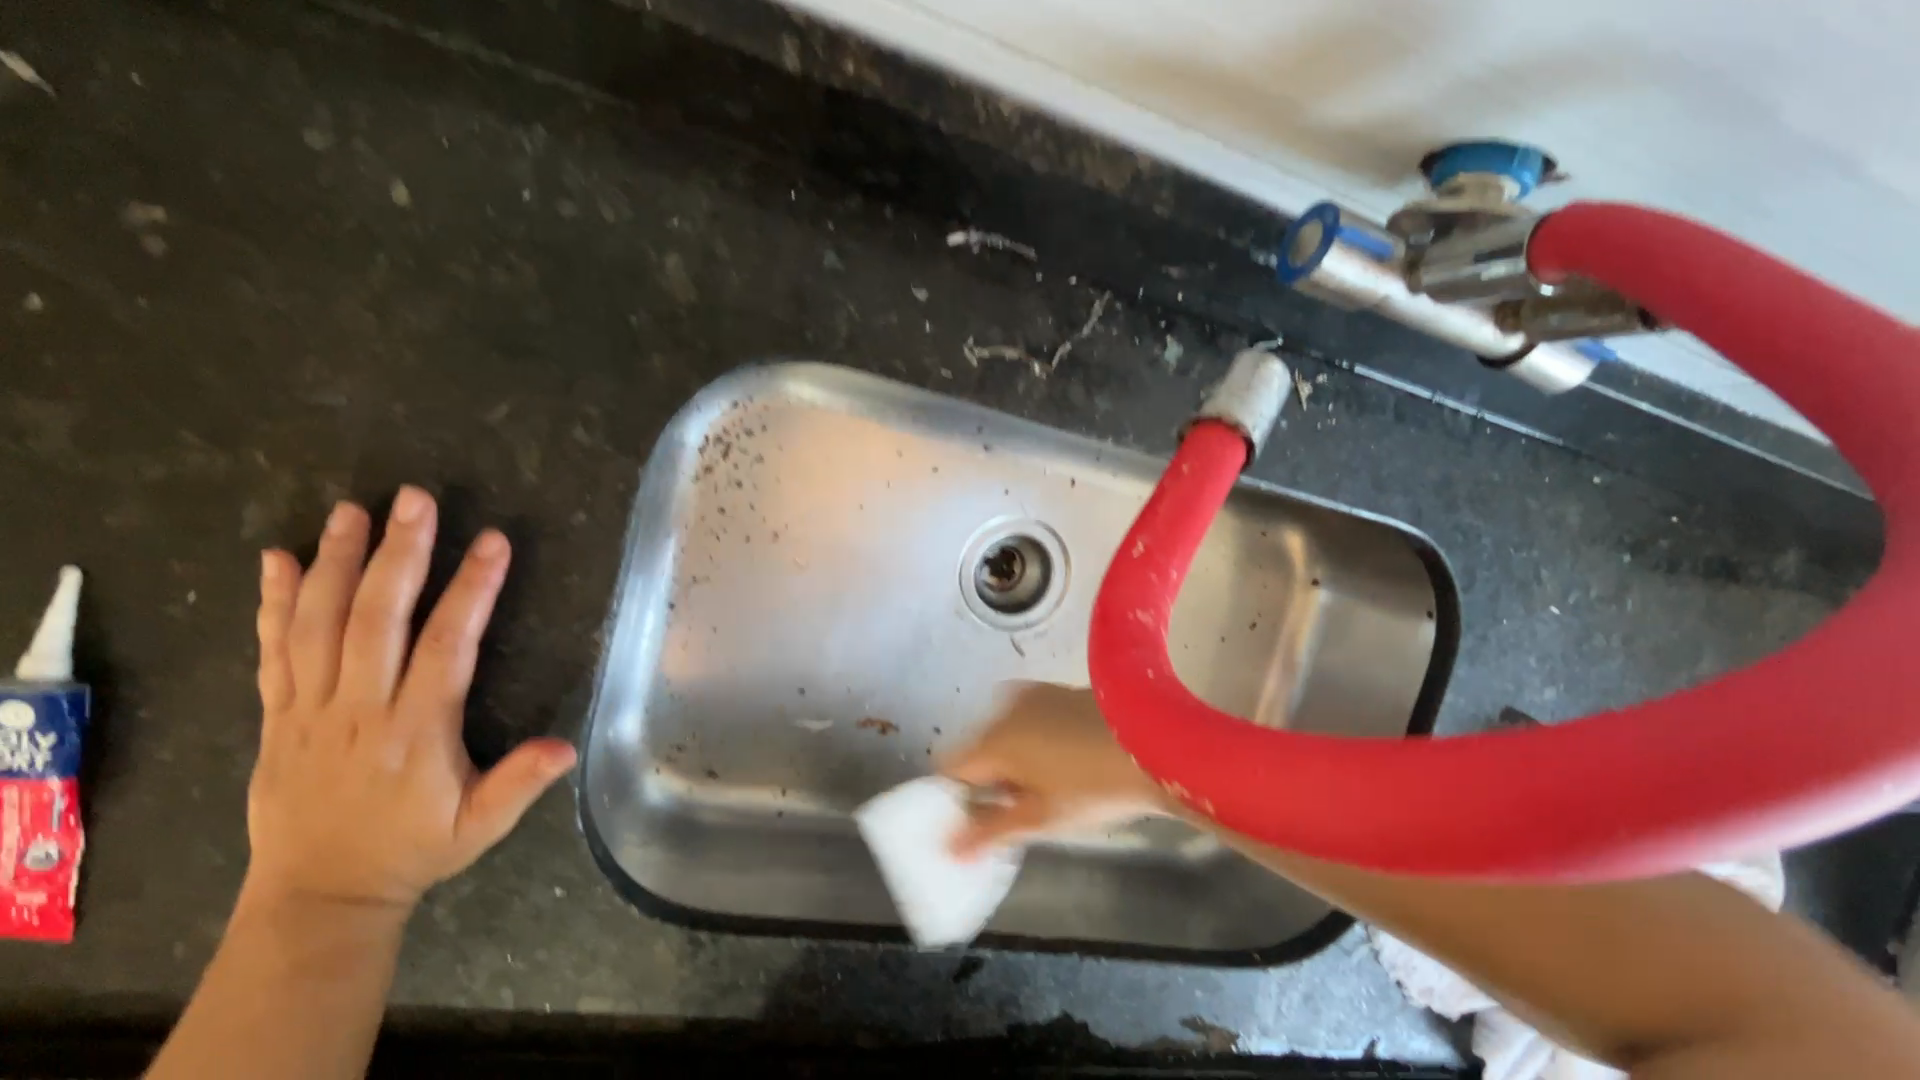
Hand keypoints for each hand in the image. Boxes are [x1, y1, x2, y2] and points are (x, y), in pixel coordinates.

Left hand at [245, 486, 576, 913]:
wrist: (318, 895)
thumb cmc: (412, 852)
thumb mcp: (478, 828)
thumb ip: (519, 784)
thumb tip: (566, 746)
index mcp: (417, 733)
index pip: (448, 648)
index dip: (471, 591)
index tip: (492, 543)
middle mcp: (360, 711)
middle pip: (377, 620)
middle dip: (399, 555)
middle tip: (415, 499)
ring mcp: (311, 711)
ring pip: (318, 625)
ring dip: (335, 563)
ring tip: (351, 511)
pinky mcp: (277, 716)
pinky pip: (271, 652)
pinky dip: (272, 603)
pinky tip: (276, 559)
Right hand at [937, 681, 1169, 857]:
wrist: (1156, 742)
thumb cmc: (1093, 787)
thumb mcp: (1040, 818)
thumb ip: (988, 832)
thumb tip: (949, 849)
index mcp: (992, 738)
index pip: (949, 769)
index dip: (956, 799)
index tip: (975, 823)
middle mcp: (1004, 707)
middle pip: (976, 750)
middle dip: (987, 781)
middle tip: (1018, 811)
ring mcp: (1033, 693)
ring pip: (1003, 734)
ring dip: (1011, 762)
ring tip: (1046, 790)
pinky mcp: (1059, 689)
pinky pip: (1028, 719)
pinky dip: (1033, 741)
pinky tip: (1065, 764)